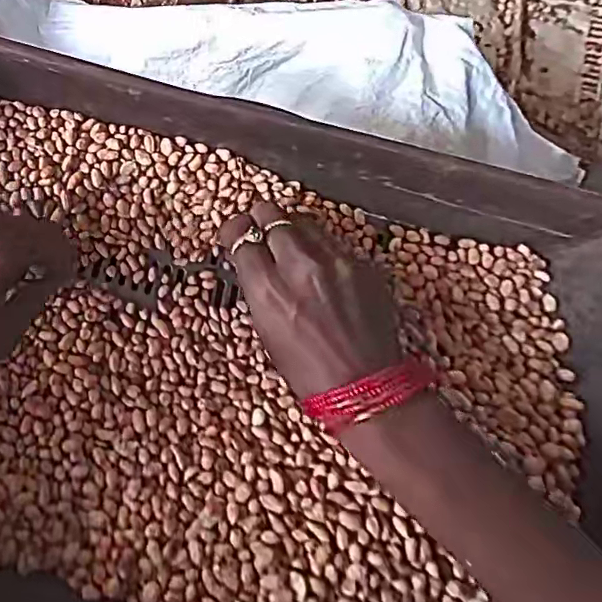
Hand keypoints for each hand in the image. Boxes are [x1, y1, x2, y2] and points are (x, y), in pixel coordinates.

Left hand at [0, 214, 75, 418]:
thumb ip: (33, 298)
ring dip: (10, 244)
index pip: (48, 239)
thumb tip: (48, 281)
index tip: (68, 273)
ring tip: (14, 276)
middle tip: (47, 272)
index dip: (64, 257)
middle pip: (22, 224)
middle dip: (39, 246)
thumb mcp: (2, 334)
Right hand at [217, 201, 401, 399]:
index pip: (242, 237)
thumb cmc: (306, 367)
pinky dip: (320, 247)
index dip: (235, 231)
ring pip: (304, 222)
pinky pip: (333, 242)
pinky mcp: (362, 266)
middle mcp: (300, 268)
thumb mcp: (264, 326)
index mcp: (268, 289)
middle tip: (258, 223)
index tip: (235, 231)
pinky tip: (319, 265)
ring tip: (288, 240)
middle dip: (261, 217)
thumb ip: (258, 286)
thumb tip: (252, 260)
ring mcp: (336, 263)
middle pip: (272, 216)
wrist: (365, 386)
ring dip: (291, 228)